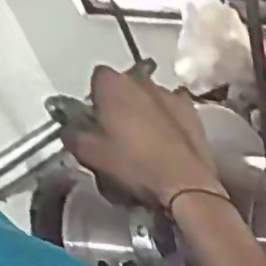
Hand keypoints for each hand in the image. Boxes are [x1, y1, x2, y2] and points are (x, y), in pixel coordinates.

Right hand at [64, 66, 226, 211]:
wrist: (187, 186)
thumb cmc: (135, 165)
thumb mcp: (90, 154)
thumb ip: (73, 135)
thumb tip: (70, 129)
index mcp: (111, 81)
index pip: (96, 83)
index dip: (97, 105)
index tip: (100, 127)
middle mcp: (142, 80)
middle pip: (127, 89)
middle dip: (124, 106)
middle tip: (125, 137)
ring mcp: (172, 96)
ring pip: (152, 101)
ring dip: (149, 114)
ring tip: (151, 144)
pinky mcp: (195, 116)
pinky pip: (177, 115)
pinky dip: (172, 124)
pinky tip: (172, 145)